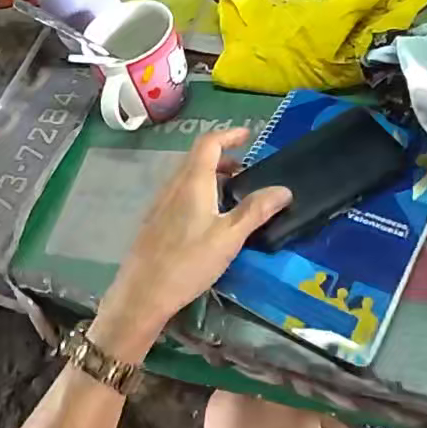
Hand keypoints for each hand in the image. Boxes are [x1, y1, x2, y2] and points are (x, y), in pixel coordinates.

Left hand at [88, 128, 290, 361]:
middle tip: (245, 170)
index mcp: (192, 183)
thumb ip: (255, 211)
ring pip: (186, 177)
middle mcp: (172, 186)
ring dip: (209, 175)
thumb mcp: (229, 237)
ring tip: (231, 194)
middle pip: (196, 158)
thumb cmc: (188, 262)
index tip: (247, 135)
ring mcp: (159, 203)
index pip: (209, 143)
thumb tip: (283, 190)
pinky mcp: (154, 221)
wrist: (143, 292)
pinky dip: (197, 191)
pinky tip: (207, 217)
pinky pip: (178, 193)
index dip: (229, 134)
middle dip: (222, 157)